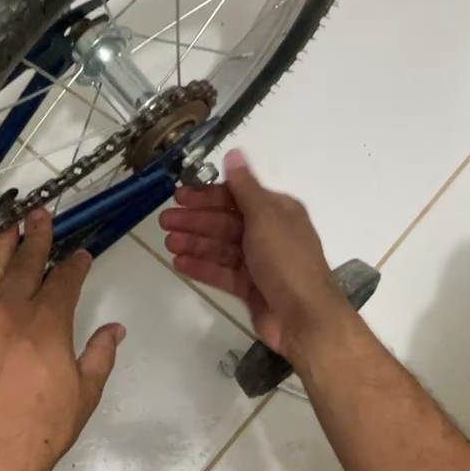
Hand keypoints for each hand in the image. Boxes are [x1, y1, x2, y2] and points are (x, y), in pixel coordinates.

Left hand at [0, 209, 123, 470]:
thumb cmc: (42, 431)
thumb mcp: (84, 394)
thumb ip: (99, 355)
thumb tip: (114, 330)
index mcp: (47, 324)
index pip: (64, 281)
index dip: (75, 264)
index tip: (81, 254)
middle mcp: (10, 314)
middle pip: (25, 265)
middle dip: (36, 238)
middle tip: (40, 215)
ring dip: (1, 247)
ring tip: (8, 225)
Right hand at [159, 149, 348, 361]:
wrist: (305, 317)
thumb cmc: (287, 261)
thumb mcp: (265, 216)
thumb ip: (245, 187)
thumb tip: (235, 153)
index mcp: (277, 211)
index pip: (236, 197)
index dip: (207, 196)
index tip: (178, 196)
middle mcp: (269, 233)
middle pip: (226, 222)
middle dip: (195, 220)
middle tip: (165, 221)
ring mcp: (259, 263)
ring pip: (221, 248)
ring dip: (195, 243)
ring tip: (168, 243)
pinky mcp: (250, 288)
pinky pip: (222, 273)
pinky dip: (202, 267)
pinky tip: (179, 263)